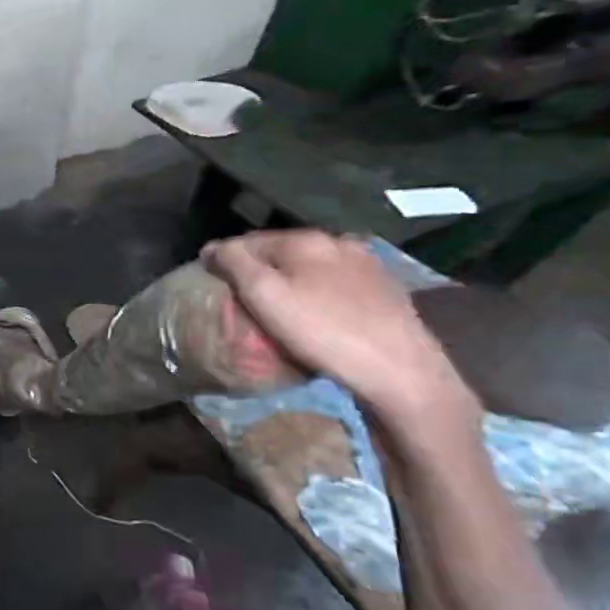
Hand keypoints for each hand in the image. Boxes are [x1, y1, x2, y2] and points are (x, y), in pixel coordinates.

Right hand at [201, 231, 475, 423]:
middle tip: (241, 293)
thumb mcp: (266, 297)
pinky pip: (338, 283)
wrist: (400, 370)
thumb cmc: (324, 332)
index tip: (209, 276)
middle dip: (260, 267)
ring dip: (292, 278)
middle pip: (284, 251)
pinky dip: (319, 291)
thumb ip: (235, 265)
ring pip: (313, 266)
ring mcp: (367, 265)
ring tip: (278, 303)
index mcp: (306, 240)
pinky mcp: (386, 290)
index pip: (251, 240)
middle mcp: (339, 242)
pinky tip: (317, 312)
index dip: (226, 257)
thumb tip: (212, 246)